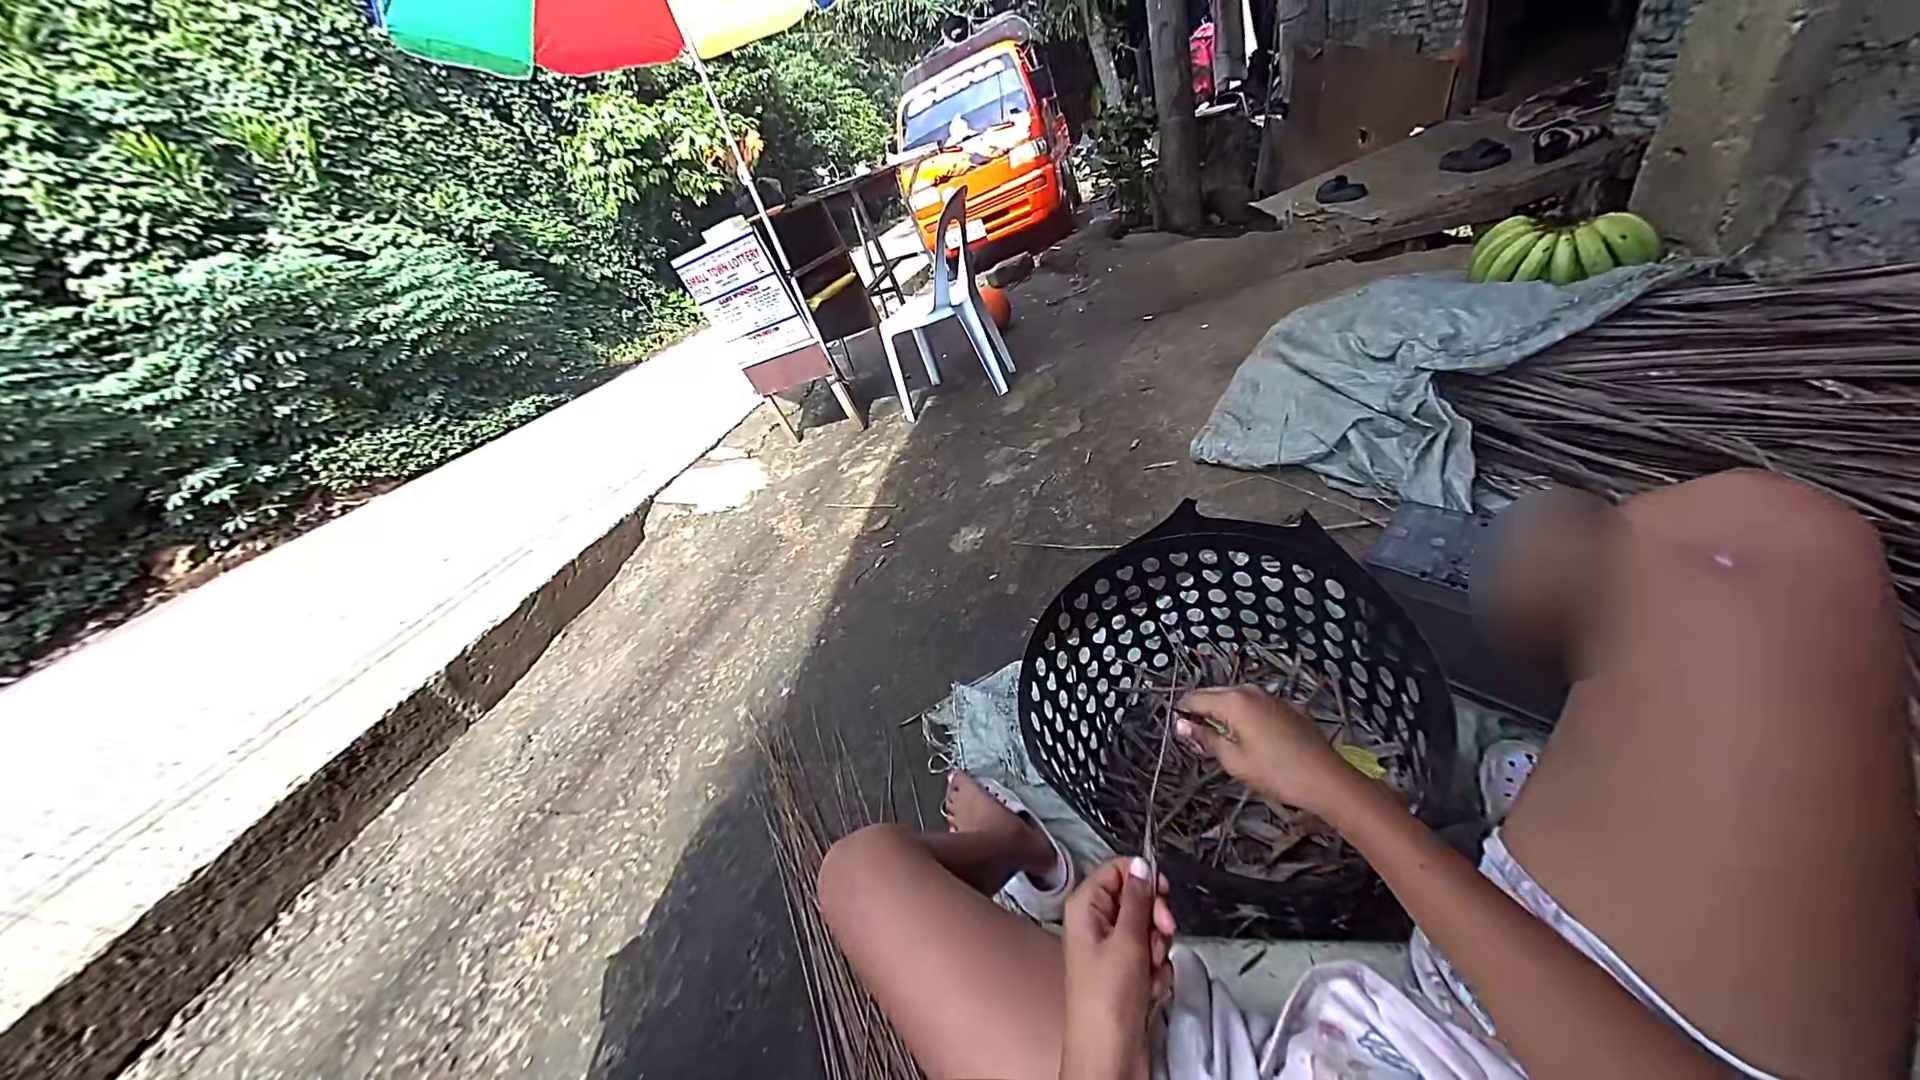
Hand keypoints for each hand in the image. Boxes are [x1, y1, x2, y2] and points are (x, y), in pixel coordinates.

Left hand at [1060, 856, 1175, 1079]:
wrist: (1109, 1058)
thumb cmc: (1109, 997)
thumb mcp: (1126, 940)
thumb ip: (1137, 898)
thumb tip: (1141, 863)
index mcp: (1086, 905)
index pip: (1117, 870)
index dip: (1142, 878)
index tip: (1163, 893)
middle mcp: (1095, 922)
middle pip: (1135, 899)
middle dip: (1154, 918)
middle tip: (1161, 935)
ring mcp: (1109, 948)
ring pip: (1146, 928)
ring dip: (1156, 948)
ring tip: (1150, 970)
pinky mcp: (1124, 973)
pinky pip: (1148, 956)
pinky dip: (1156, 970)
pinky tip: (1152, 988)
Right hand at [1176, 685, 1359, 816]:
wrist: (1328, 780)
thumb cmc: (1276, 772)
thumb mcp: (1233, 760)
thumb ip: (1205, 738)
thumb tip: (1181, 725)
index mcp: (1233, 701)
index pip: (1194, 699)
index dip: (1182, 713)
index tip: (1179, 730)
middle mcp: (1249, 691)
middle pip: (1213, 694)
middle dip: (1201, 711)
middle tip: (1197, 738)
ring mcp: (1270, 697)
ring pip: (1234, 698)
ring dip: (1222, 712)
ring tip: (1221, 738)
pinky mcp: (1286, 706)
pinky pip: (1253, 704)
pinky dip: (1243, 714)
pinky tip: (1248, 736)